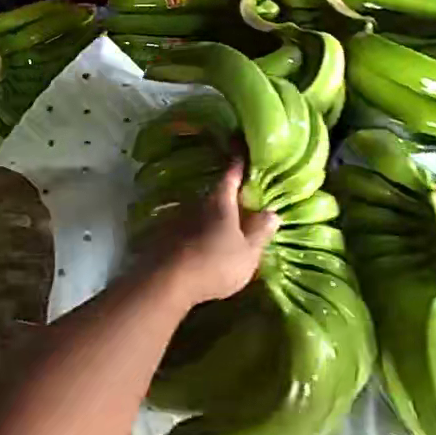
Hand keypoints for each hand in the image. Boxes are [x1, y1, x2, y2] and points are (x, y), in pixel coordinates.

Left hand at [151, 162, 278, 307]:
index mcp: (220, 202)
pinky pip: (185, 228)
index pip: (231, 176)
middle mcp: (196, 203)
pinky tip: (199, 246)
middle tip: (240, 202)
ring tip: (221, 229)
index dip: (238, 165)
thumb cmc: (214, 263)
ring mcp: (177, 218)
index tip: (241, 153)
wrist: (166, 281)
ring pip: (199, 212)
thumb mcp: (248, 253)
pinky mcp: (163, 236)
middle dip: (226, 198)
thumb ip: (260, 232)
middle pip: (214, 195)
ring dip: (209, 218)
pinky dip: (195, 233)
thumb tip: (272, 212)